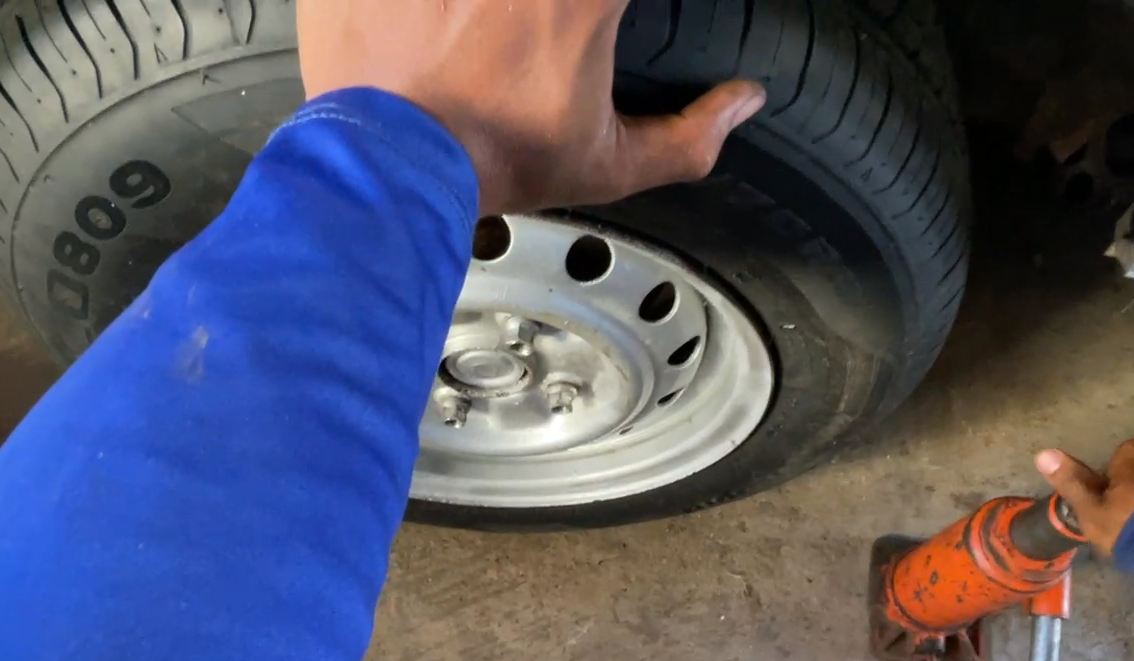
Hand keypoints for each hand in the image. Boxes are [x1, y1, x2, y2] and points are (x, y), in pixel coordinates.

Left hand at [299, 0, 766, 215]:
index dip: (619, 9)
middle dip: (558, 13)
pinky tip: (452, 21)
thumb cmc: (493, 162)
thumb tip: (742, 104)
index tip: (610, 27)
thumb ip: (684, 139)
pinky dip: (438, 1)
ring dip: (501, 8)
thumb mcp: (602, 166)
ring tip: (500, 30)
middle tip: (552, 34)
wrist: (392, 170)